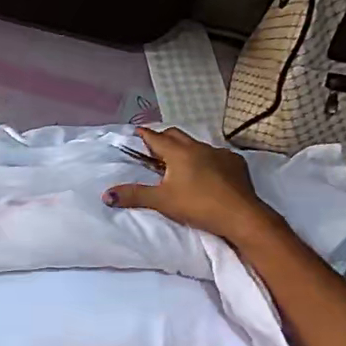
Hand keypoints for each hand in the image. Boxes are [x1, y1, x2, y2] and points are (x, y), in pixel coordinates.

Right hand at [103, 127, 275, 242]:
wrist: (240, 214)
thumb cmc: (197, 205)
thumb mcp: (162, 201)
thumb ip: (134, 196)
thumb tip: (106, 195)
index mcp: (178, 153)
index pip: (156, 138)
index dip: (144, 135)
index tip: (136, 131)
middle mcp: (199, 147)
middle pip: (176, 135)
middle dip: (163, 138)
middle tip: (154, 147)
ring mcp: (220, 154)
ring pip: (197, 145)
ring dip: (185, 149)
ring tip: (179, 161)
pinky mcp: (235, 164)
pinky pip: (216, 156)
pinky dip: (206, 160)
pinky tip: (207, 172)